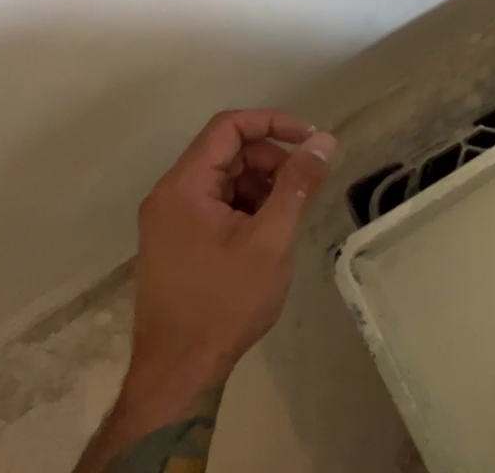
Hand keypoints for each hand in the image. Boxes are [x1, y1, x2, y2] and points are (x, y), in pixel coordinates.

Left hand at [125, 109, 334, 400]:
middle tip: (304, 190)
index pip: (229, 127)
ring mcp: (171, 220)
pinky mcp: (178, 241)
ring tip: (286, 220)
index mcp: (183, 188)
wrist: (179, 371)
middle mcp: (170, 196)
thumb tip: (324, 140)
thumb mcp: (272, 239)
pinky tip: (268, 237)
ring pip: (227, 178)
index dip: (275, 123)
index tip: (313, 141)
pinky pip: (218, 204)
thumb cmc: (225, 302)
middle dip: (273, 161)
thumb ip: (298, 184)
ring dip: (263, 186)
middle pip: (229, 151)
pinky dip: (249, 208)